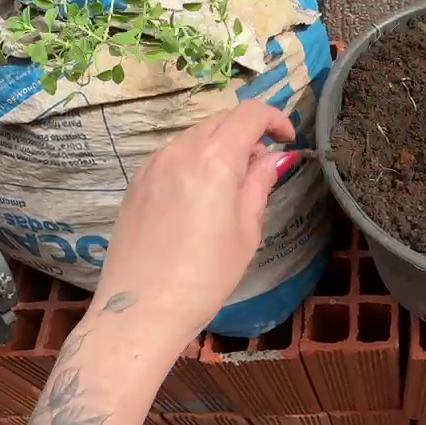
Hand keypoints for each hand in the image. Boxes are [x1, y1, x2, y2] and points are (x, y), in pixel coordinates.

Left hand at [94, 99, 298, 335]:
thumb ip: (260, 184)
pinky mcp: (137, 183)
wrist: (142, 310)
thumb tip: (276, 158)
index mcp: (214, 159)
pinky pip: (173, 155)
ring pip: (195, 136)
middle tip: (265, 165)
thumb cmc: (206, 275)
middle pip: (221, 120)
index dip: (275, 119)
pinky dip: (195, 160)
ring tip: (233, 183)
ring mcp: (153, 165)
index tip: (288, 140)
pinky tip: (201, 195)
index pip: (249, 114)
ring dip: (220, 145)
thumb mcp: (246, 230)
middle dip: (248, 132)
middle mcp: (180, 150)